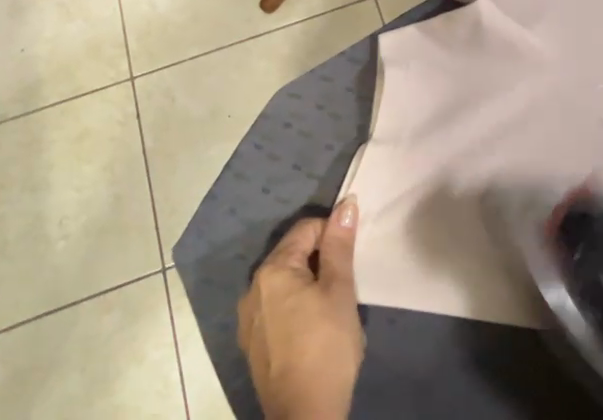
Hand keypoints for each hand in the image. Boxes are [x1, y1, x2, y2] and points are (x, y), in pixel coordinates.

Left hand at [238, 196, 363, 419]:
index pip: (306, 229)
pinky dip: (295, 307)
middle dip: (320, 259)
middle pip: (292, 254)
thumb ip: (340, 246)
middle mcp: (252, 287)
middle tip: (347, 280)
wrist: (304, 415)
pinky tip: (313, 328)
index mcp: (273, 269)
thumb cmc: (326, 346)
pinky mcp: (252, 343)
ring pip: (283, 283)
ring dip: (307, 284)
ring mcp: (249, 317)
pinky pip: (275, 308)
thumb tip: (345, 204)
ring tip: (333, 305)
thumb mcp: (340, 291)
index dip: (333, 232)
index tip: (354, 252)